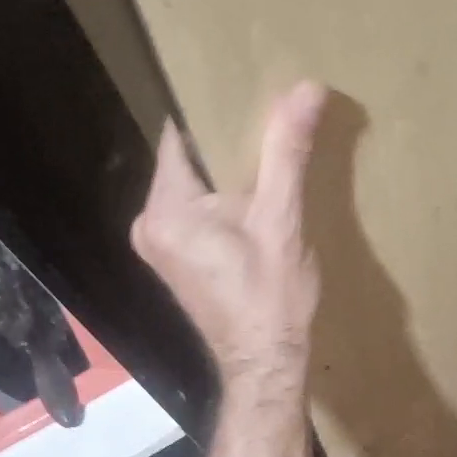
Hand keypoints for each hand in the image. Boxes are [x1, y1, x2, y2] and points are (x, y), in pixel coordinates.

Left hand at [131, 81, 327, 390]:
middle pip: (189, 162)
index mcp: (166, 209)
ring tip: (267, 173)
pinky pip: (197, 217)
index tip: (251, 103)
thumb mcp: (282, 223)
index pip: (182, 133)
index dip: (217, 114)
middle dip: (227, 151)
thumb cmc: (271, 303)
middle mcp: (150, 224)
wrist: (266, 367)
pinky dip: (224, 210)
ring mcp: (159, 247)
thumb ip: (286, 153)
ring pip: (196, 191)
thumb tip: (306, 89)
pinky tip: (255, 212)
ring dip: (229, 182)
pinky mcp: (175, 264)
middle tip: (268, 137)